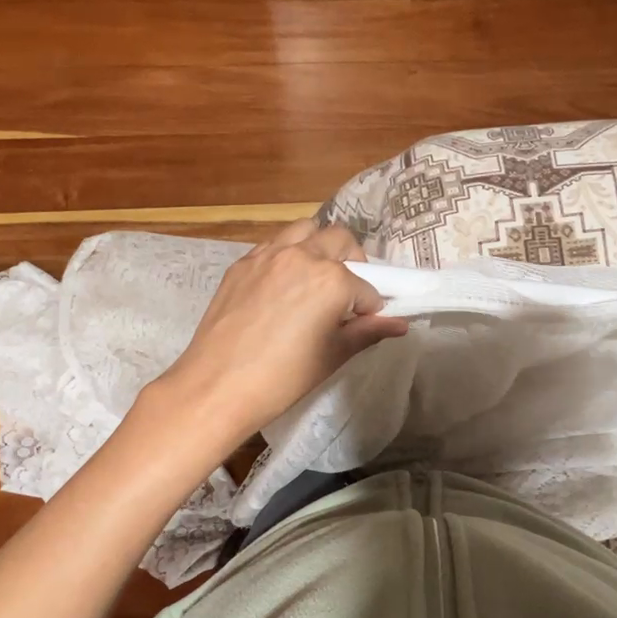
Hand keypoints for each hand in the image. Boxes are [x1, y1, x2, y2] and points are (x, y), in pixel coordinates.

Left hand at [153, 220, 409, 443]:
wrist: (216, 387)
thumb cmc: (283, 379)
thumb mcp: (333, 356)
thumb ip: (368, 332)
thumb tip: (400, 324)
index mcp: (331, 279)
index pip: (365, 287)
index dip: (369, 307)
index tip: (363, 323)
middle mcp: (302, 256)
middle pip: (340, 240)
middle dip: (351, 262)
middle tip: (344, 293)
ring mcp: (268, 255)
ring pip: (305, 230)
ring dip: (318, 247)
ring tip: (315, 278)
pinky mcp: (242, 263)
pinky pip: (274, 244)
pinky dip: (287, 255)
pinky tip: (283, 286)